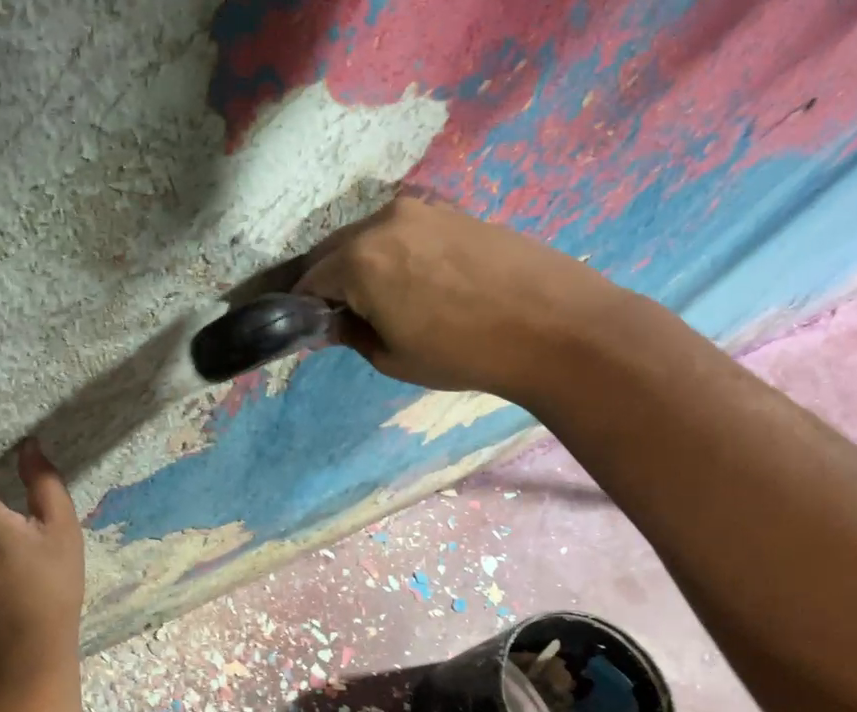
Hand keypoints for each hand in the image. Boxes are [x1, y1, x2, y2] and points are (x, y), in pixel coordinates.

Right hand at [295, 197, 633, 398]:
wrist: (554, 325)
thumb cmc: (462, 351)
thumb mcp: (392, 357)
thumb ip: (352, 334)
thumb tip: (333, 325)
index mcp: (358, 260)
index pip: (308, 281)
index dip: (303, 310)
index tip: (310, 331)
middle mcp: (383, 222)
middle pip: (333, 250)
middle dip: (328, 282)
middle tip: (341, 317)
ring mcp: (422, 210)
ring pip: (368, 237)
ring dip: (359, 264)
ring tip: (379, 301)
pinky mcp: (452, 211)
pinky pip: (401, 231)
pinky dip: (392, 253)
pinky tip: (413, 283)